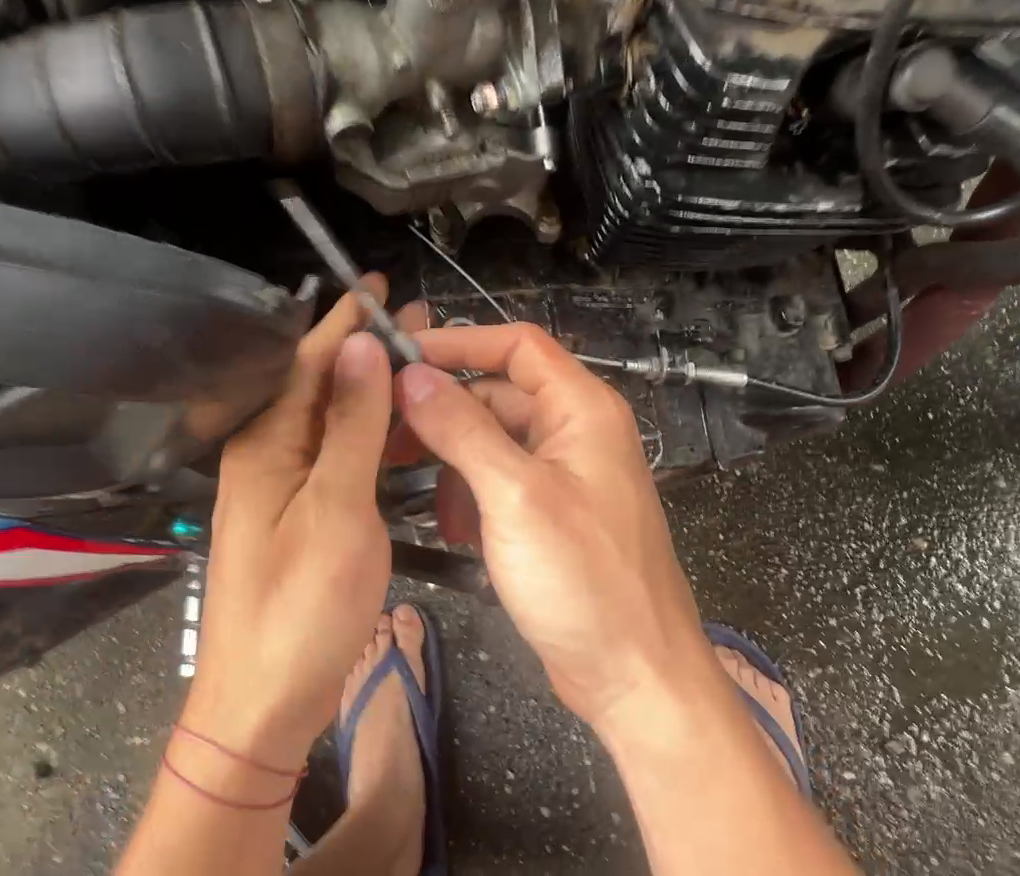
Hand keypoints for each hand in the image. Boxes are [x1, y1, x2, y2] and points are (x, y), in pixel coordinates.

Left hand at [181, 278, 396, 770]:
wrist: (261, 704)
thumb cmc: (301, 607)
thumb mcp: (336, 508)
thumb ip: (350, 425)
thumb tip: (361, 347)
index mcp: (266, 444)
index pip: (309, 362)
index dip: (345, 322)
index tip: (377, 285)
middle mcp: (265, 456)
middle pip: (317, 387)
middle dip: (363, 350)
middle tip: (414, 322)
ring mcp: (278, 490)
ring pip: (327, 423)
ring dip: (369, 393)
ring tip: (416, 368)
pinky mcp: (293, 520)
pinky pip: (332, 459)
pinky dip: (365, 439)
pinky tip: (397, 436)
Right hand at [393, 323, 722, 730]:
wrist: (635, 675)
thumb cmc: (583, 579)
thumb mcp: (515, 495)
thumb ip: (461, 429)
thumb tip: (410, 374)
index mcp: (582, 409)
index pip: (516, 345)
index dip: (457, 343)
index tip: (398, 355)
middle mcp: (576, 432)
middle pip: (498, 393)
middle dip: (441, 410)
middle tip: (384, 432)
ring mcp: (565, 476)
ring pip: (493, 441)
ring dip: (451, 458)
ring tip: (408, 484)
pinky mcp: (552, 516)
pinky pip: (501, 482)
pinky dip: (469, 494)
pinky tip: (451, 527)